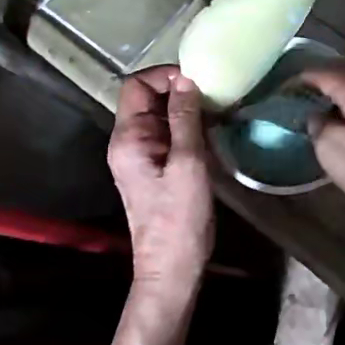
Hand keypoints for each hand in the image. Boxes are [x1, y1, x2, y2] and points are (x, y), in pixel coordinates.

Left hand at [108, 65, 213, 288]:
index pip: (136, 85)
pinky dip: (187, 128)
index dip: (164, 76)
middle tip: (213, 95)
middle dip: (178, 91)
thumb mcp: (188, 164)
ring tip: (217, 112)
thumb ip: (185, 119)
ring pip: (159, 116)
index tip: (197, 82)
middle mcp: (128, 143)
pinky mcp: (155, 169)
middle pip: (147, 99)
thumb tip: (186, 79)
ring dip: (185, 110)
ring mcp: (140, 156)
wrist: (172, 268)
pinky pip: (168, 135)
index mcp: (127, 139)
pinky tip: (211, 133)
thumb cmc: (179, 218)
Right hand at [300, 65, 344, 215]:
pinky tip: (334, 116)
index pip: (326, 74)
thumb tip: (316, 114)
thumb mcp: (330, 146)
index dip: (302, 79)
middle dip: (320, 84)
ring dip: (335, 94)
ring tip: (310, 105)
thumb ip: (317, 122)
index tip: (283, 86)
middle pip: (344, 75)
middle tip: (294, 95)